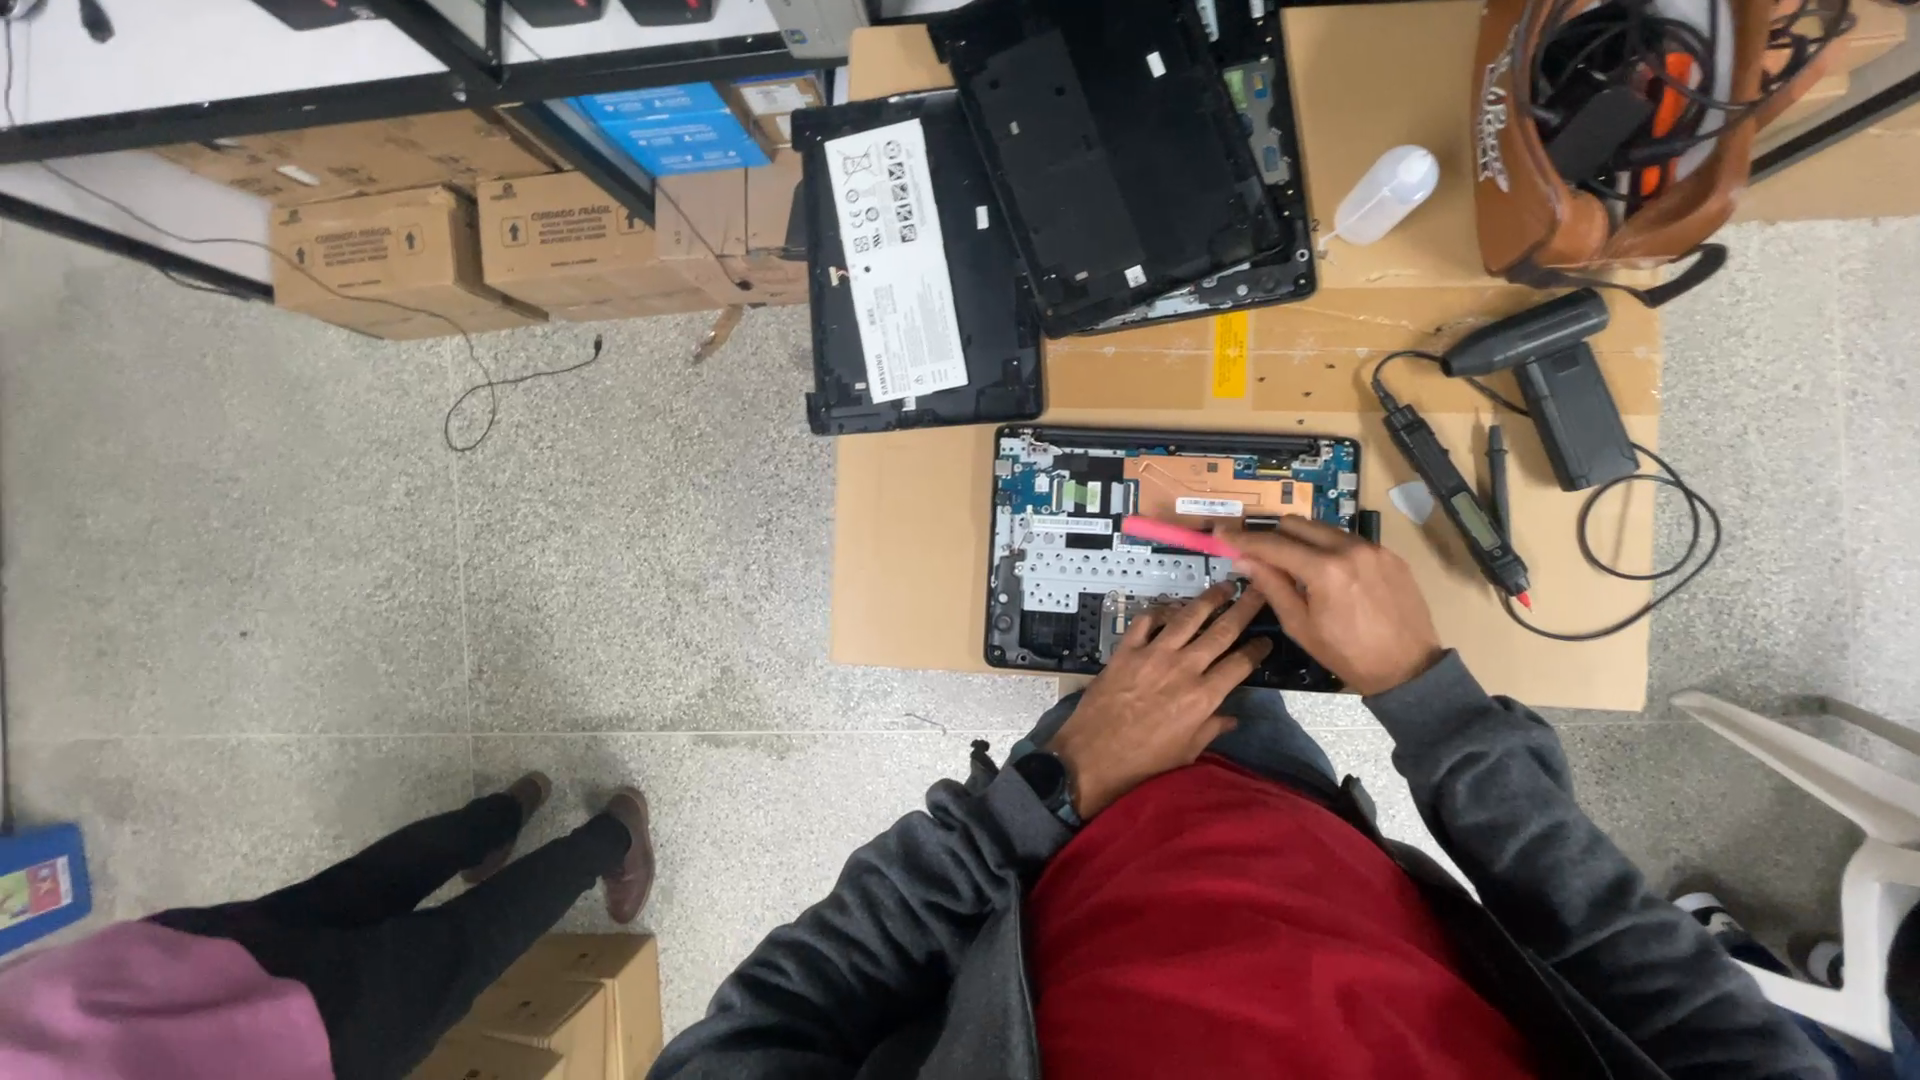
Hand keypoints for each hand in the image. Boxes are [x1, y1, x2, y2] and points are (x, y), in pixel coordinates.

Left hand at [1046, 582, 1271, 817]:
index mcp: (1203, 696)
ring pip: (1187, 617)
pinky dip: (1160, 610)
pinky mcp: (1126, 650)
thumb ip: (1212, 729)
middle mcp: (1183, 668)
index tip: (1266, 640)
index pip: (1240, 664)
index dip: (1257, 650)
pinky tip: (1170, 607)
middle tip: (1257, 590)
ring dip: (1208, 599)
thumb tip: (1233, 718)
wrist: (1094, 754)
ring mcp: (1153, 654)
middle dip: (1244, 608)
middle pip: (1221, 631)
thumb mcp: (1187, 751)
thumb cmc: (1144, 760)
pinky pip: (1146, 621)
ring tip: (1223, 586)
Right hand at [1219, 518, 1442, 695]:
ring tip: (1292, 564)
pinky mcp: (1389, 554)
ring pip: (1322, 528)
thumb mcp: (1300, 625)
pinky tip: (1326, 572)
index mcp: (1324, 570)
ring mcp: (1373, 548)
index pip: (1273, 544)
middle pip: (1296, 523)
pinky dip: (1328, 548)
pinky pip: (1348, 540)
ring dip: (1300, 540)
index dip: (1242, 538)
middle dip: (1271, 535)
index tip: (1221, 533)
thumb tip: (1243, 560)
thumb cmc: (1347, 654)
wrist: (1408, 668)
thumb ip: (1271, 586)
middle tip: (1257, 552)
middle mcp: (1349, 549)